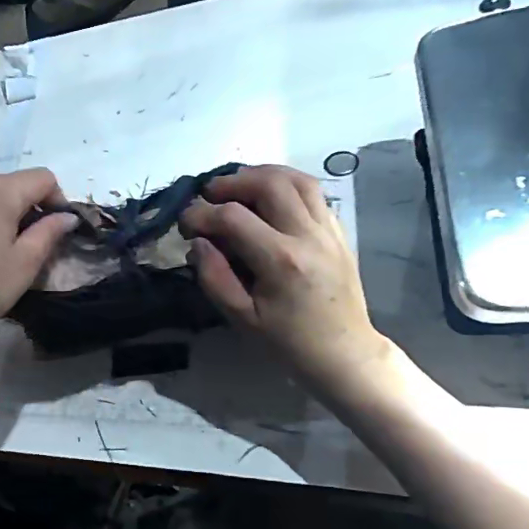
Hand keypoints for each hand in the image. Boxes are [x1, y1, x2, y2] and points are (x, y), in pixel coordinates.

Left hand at [0, 169, 77, 371]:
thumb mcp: (24, 264)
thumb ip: (48, 233)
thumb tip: (66, 217)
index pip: (42, 178)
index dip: (59, 200)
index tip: (60, 232)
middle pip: (12, 186)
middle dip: (30, 210)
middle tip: (35, 248)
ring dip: (3, 218)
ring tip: (4, 256)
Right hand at [180, 165, 386, 388]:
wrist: (343, 353)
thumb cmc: (289, 342)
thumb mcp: (243, 318)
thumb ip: (214, 277)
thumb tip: (198, 243)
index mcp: (280, 260)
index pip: (232, 217)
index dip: (201, 214)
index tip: (185, 224)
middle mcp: (307, 235)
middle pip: (269, 184)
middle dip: (233, 182)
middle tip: (210, 193)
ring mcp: (328, 230)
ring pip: (297, 180)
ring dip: (264, 174)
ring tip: (240, 186)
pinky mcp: (339, 232)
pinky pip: (315, 194)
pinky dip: (288, 186)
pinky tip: (271, 199)